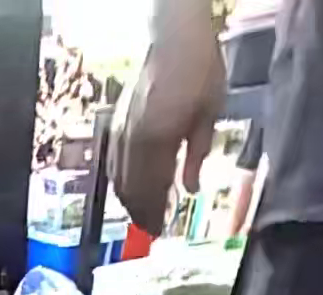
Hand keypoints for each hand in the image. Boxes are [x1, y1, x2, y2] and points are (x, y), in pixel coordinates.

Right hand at [110, 18, 225, 233]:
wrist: (173, 35)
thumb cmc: (199, 69)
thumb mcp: (210, 113)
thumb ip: (198, 155)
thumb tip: (191, 189)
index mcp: (159, 140)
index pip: (153, 189)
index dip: (156, 212)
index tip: (160, 230)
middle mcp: (135, 141)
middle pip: (133, 190)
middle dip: (141, 212)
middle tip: (150, 230)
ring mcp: (122, 134)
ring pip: (120, 180)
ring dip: (130, 201)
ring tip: (140, 215)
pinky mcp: (116, 126)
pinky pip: (113, 164)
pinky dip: (120, 183)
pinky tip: (127, 191)